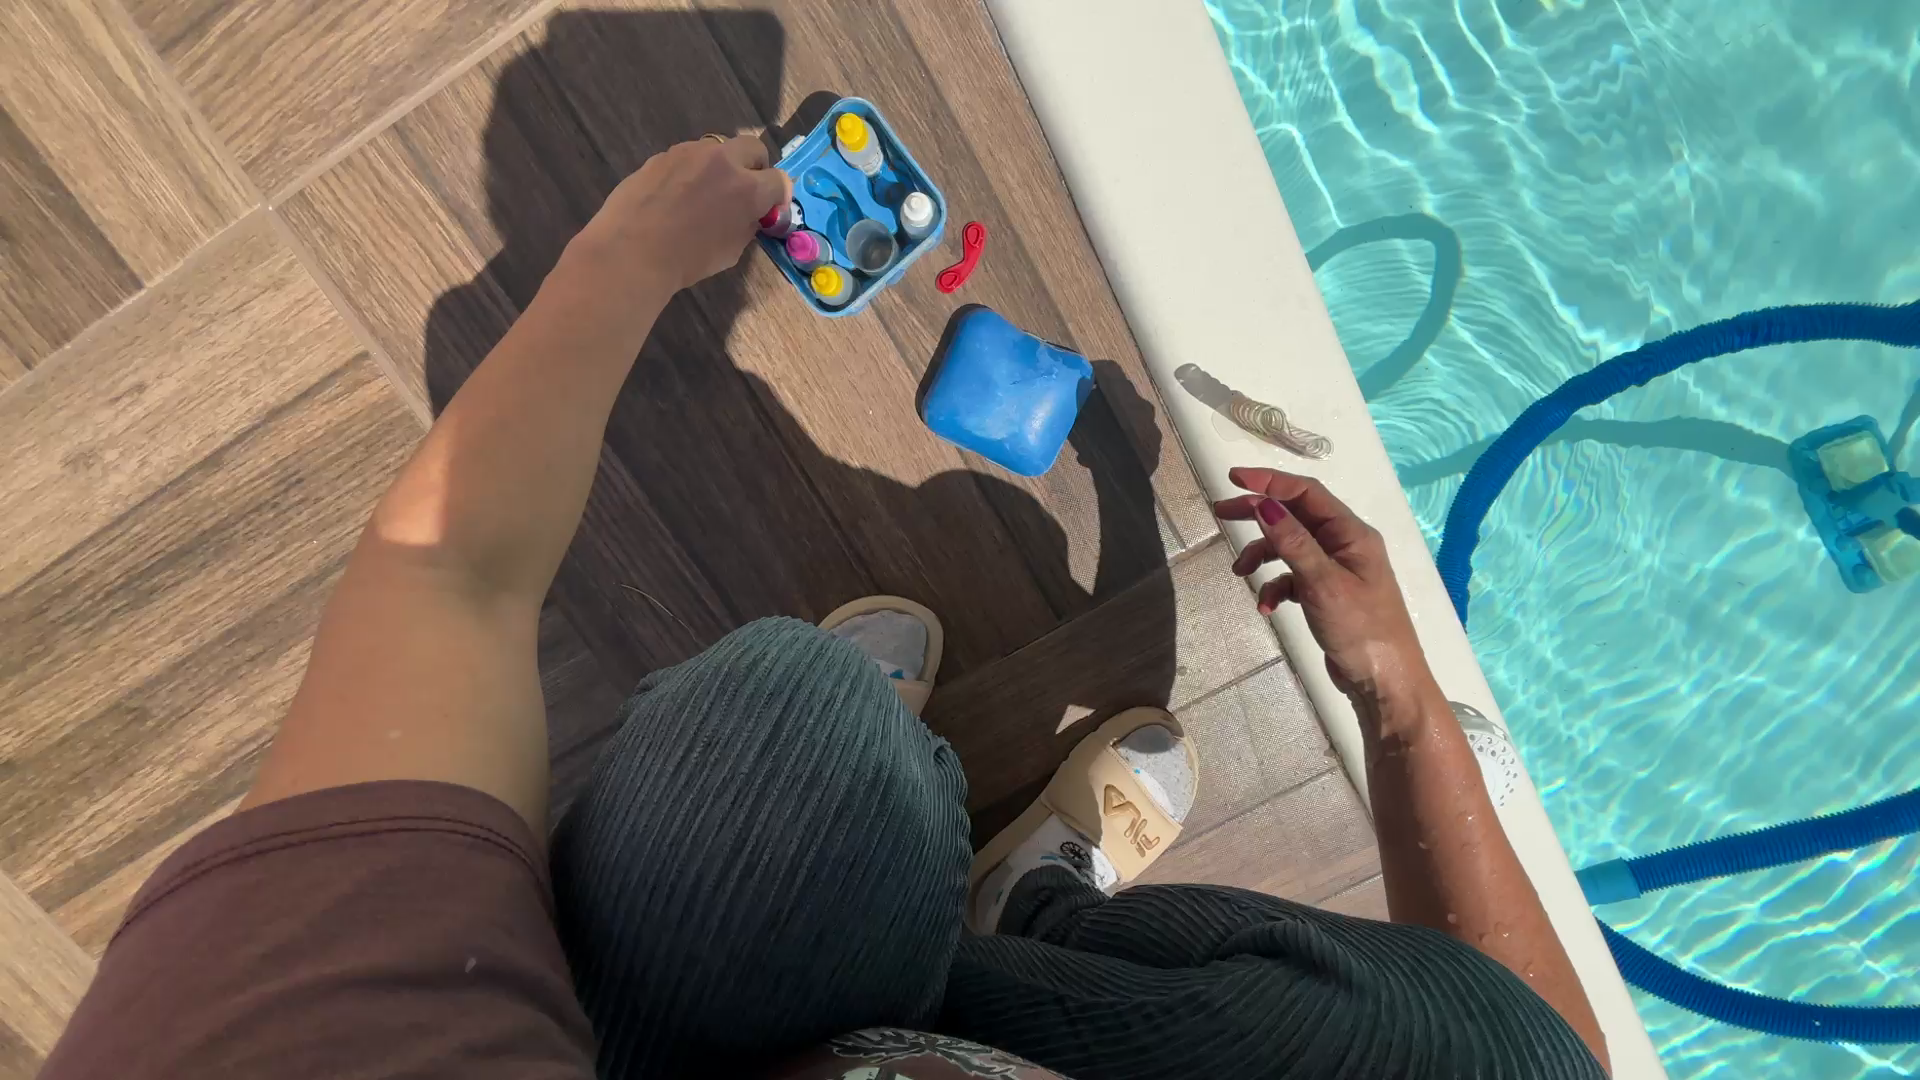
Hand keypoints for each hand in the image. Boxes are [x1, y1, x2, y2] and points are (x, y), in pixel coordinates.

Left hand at [584, 135, 791, 290]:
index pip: (780, 180)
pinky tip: (680, 196)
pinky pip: (690, 157)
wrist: (635, 249)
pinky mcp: (665, 154)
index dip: (779, 196)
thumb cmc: (689, 259)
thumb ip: (748, 224)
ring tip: (707, 195)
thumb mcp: (732, 250)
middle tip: (745, 192)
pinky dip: (694, 172)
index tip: (770, 209)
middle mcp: (723, 161)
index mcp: (748, 189)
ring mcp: (691, 152)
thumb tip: (751, 214)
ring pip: (719, 149)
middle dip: (756, 168)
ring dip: (723, 167)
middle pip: (754, 148)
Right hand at [1215, 467, 1432, 702]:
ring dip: (1261, 556)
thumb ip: (1292, 542)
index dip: (1270, 481)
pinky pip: (1291, 578)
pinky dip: (1274, 587)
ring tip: (1239, 573)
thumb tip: (1264, 504)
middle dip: (1257, 514)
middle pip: (1293, 516)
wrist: (1384, 683)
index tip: (1233, 479)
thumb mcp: (1322, 582)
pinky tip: (1267, 607)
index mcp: (1351, 534)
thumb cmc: (1360, 629)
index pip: (1306, 493)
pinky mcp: (1325, 594)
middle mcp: (1344, 545)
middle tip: (1220, 513)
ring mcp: (1335, 570)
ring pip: (1288, 548)